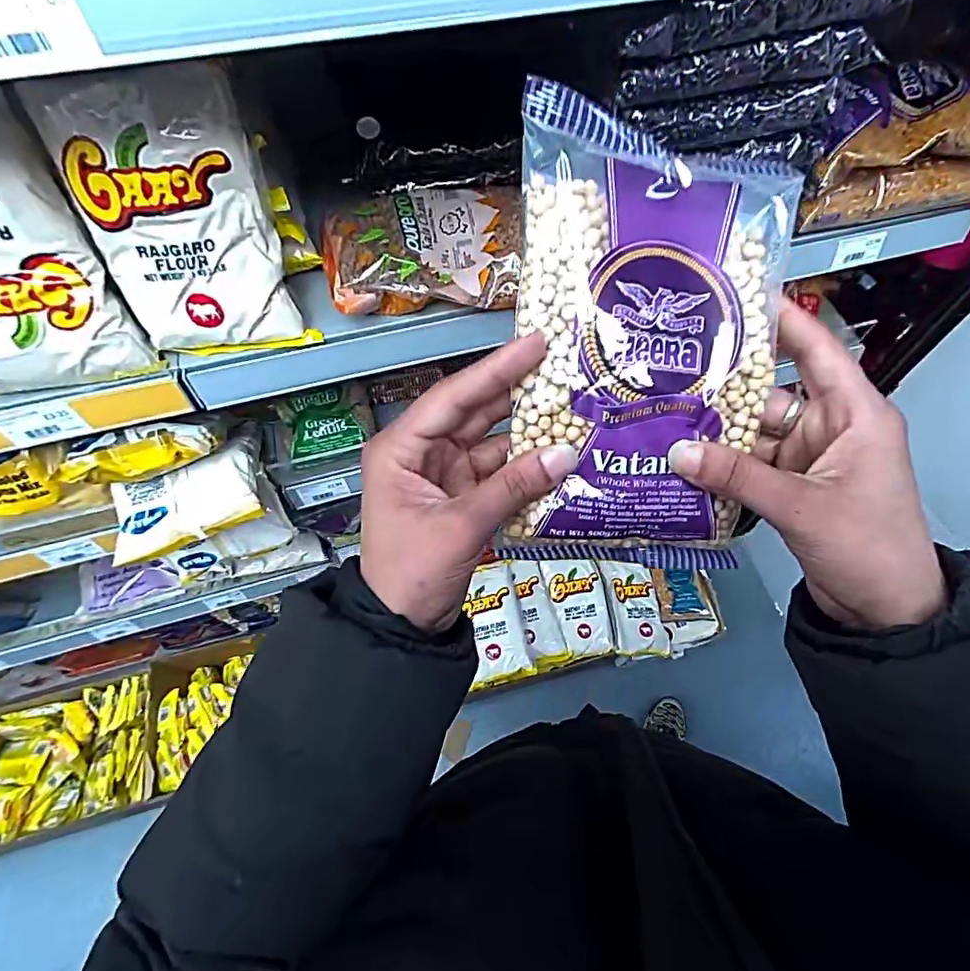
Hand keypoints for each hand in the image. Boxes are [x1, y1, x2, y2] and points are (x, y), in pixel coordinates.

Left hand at [359, 334, 579, 631]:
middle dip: (514, 390)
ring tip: (569, 406)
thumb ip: (513, 488)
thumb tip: (565, 454)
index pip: (452, 398)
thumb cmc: (411, 574)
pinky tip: (555, 454)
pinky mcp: (461, 497)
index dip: (494, 369)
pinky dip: (524, 467)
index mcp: (401, 449)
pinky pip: (497, 472)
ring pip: (489, 442)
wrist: (400, 625)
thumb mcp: (462, 527)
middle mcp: (420, 454)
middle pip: (472, 412)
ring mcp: (442, 475)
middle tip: (558, 363)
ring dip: (525, 430)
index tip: (533, 345)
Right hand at [669, 298, 943, 628]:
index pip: (816, 351)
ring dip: (716, 434)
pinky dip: (721, 466)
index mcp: (854, 415)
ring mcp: (807, 460)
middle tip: (673, 371)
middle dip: (725, 388)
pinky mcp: (791, 487)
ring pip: (753, 434)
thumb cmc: (868, 547)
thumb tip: (678, 452)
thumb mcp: (801, 507)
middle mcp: (829, 428)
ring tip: (666, 419)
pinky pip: (749, 465)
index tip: (739, 296)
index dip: (782, 321)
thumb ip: (737, 477)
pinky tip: (685, 461)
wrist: (886, 609)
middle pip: (770, 395)